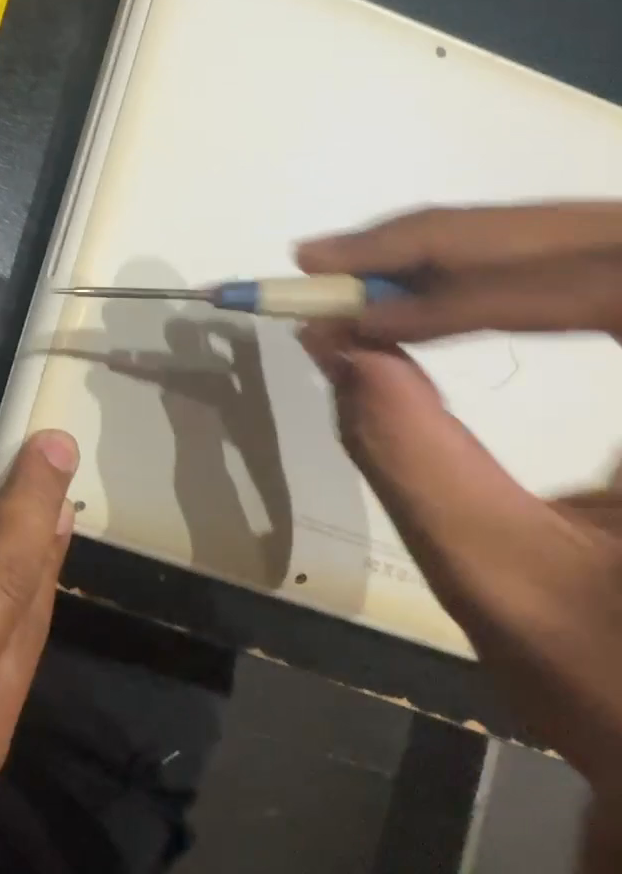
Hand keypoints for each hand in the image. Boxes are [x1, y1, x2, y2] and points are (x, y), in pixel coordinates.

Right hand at [295, 203, 621, 795]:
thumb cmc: (614, 681)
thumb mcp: (502, 574)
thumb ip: (412, 455)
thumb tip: (338, 347)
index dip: (482, 289)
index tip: (360, 317)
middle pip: (619, 240)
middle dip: (464, 240)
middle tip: (329, 260)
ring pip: (610, 247)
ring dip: (481, 246)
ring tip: (360, 269)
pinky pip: (605, 287)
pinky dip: (511, 274)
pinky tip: (429, 291)